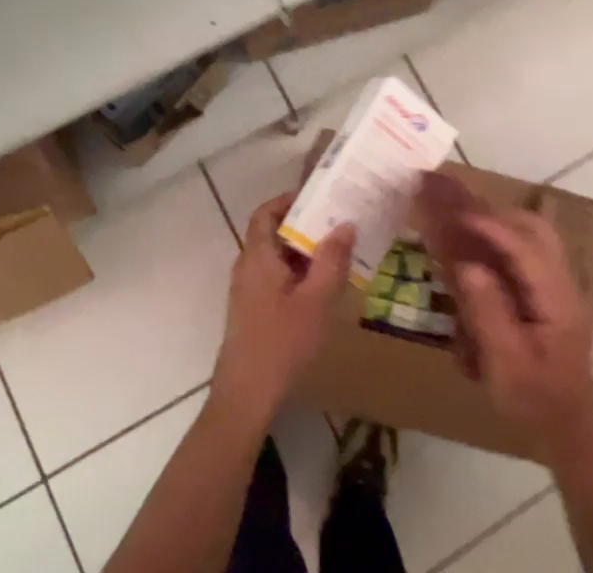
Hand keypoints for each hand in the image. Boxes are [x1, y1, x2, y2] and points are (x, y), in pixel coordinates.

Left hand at [209, 195, 355, 428]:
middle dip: (304, 225)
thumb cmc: (282, 342)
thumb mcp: (317, 299)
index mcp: (257, 257)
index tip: (320, 197)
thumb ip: (331, 259)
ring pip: (276, 258)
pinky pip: (276, 279)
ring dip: (304, 252)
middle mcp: (247, 267)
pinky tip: (324, 289)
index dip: (289, 199)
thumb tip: (345, 224)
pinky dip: (298, 274)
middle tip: (340, 223)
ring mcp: (247, 291)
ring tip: (339, 253)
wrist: (247, 394)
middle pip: (272, 233)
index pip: (266, 212)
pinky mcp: (252, 312)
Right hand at [415, 173, 592, 458]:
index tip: (456, 213)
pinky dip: (504, 248)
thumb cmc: (534, 401)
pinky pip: (529, 259)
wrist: (567, 431)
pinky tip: (478, 258)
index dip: (489, 226)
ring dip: (501, 229)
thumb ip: (487, 311)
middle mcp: (564, 285)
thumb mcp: (506, 362)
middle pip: (537, 230)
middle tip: (458, 216)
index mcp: (557, 299)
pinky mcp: (551, 300)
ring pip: (535, 240)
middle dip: (497, 216)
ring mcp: (561, 291)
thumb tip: (468, 267)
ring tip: (465, 229)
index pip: (524, 246)